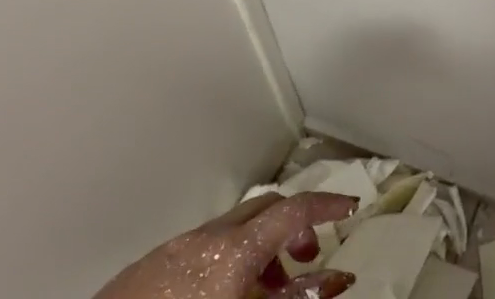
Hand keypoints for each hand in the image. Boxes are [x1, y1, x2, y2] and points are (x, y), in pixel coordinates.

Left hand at [93, 192, 359, 298]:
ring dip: (257, 248)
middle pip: (264, 209)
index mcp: (236, 248)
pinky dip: (224, 259)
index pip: (295, 209)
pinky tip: (217, 294)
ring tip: (262, 289)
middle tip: (305, 260)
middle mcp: (207, 236)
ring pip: (230, 230)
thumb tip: (341, 277)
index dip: (328, 204)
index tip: (352, 208)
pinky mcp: (142, 268)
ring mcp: (171, 249)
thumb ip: (298, 296)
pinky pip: (198, 248)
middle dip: (292, 227)